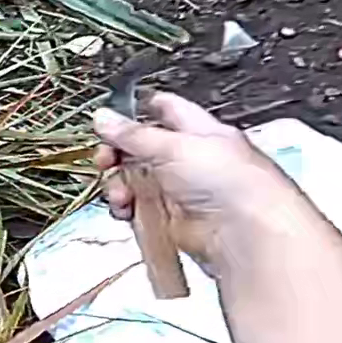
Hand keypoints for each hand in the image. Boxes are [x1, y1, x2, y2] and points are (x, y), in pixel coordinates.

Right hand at [92, 91, 303, 268]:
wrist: (241, 232)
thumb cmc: (225, 181)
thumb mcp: (173, 147)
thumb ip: (132, 134)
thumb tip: (101, 116)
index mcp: (196, 132)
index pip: (164, 110)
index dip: (138, 109)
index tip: (110, 117)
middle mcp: (185, 158)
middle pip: (138, 148)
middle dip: (116, 153)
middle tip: (105, 160)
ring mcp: (173, 188)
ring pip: (131, 179)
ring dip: (117, 184)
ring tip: (121, 194)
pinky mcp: (164, 215)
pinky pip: (132, 206)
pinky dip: (123, 207)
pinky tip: (125, 209)